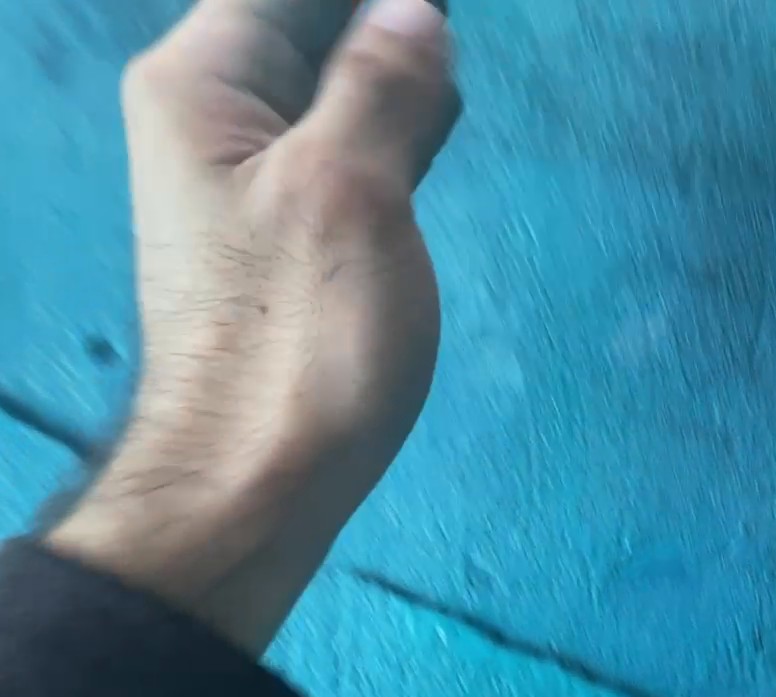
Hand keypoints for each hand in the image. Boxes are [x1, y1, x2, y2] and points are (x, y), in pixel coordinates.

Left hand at [46, 0, 458, 654]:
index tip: (445, 12)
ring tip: (451, 56)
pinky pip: (355, 151)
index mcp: (205, 89)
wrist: (273, 460)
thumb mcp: (347, 193)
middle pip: (308, 31)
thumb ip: (379, 93)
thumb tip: (416, 11)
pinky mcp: (308, 237)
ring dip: (394, 70)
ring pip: (336, 93)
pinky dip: (396, 128)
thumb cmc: (307, 329)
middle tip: (456, 32)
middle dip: (383, 24)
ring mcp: (265, 183)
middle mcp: (222, 122)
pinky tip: (434, 123)